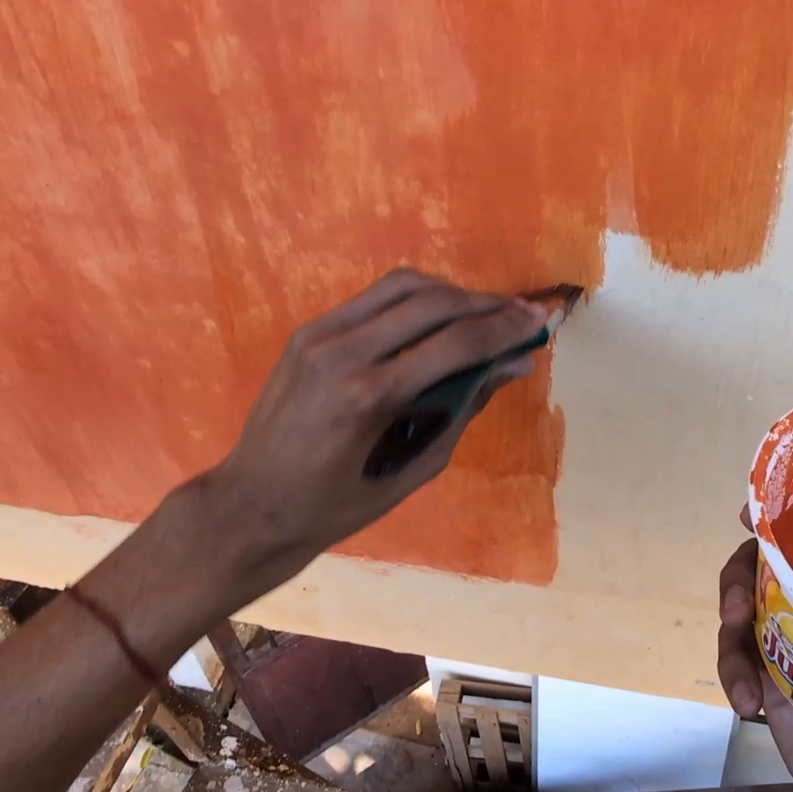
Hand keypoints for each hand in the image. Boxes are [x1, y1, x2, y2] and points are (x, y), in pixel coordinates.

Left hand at [201, 269, 546, 581]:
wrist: (251, 504)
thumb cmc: (337, 506)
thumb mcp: (412, 468)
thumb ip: (465, 409)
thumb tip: (514, 365)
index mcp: (370, 396)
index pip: (455, 343)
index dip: (505, 327)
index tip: (541, 320)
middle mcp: (344, 351)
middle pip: (434, 303)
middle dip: (488, 304)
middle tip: (523, 313)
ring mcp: (321, 333)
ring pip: (405, 286)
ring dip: (454, 294)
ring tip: (486, 313)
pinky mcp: (310, 329)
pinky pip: (376, 296)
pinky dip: (417, 298)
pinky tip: (440, 315)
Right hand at [716, 513, 792, 791]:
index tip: (770, 506)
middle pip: (777, 562)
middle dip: (746, 566)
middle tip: (740, 600)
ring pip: (748, 601)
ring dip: (730, 614)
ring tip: (739, 652)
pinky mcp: (776, 688)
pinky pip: (739, 660)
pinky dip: (731, 671)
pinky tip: (746, 706)